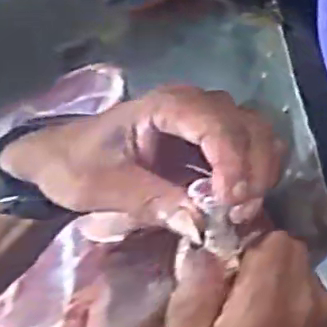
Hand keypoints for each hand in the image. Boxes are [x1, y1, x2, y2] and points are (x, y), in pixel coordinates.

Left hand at [0, 86, 284, 231]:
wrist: (62, 156)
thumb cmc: (75, 165)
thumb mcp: (98, 187)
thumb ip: (149, 201)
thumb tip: (198, 223)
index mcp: (170, 105)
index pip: (219, 127)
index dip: (232, 163)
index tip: (229, 202)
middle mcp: (206, 103)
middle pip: (253, 129)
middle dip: (254, 171)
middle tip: (239, 212)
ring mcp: (220, 116)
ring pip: (264, 137)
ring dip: (262, 173)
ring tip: (241, 210)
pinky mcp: (226, 134)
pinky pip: (259, 148)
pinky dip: (259, 173)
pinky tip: (241, 199)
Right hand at [146, 233, 326, 326]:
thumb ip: (193, 300)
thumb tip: (203, 248)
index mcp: (267, 309)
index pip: (274, 240)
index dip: (246, 242)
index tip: (219, 259)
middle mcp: (310, 303)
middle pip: (292, 252)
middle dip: (259, 261)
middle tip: (224, 294)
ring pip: (304, 272)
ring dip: (275, 283)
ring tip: (242, 322)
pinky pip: (314, 296)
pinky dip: (291, 302)